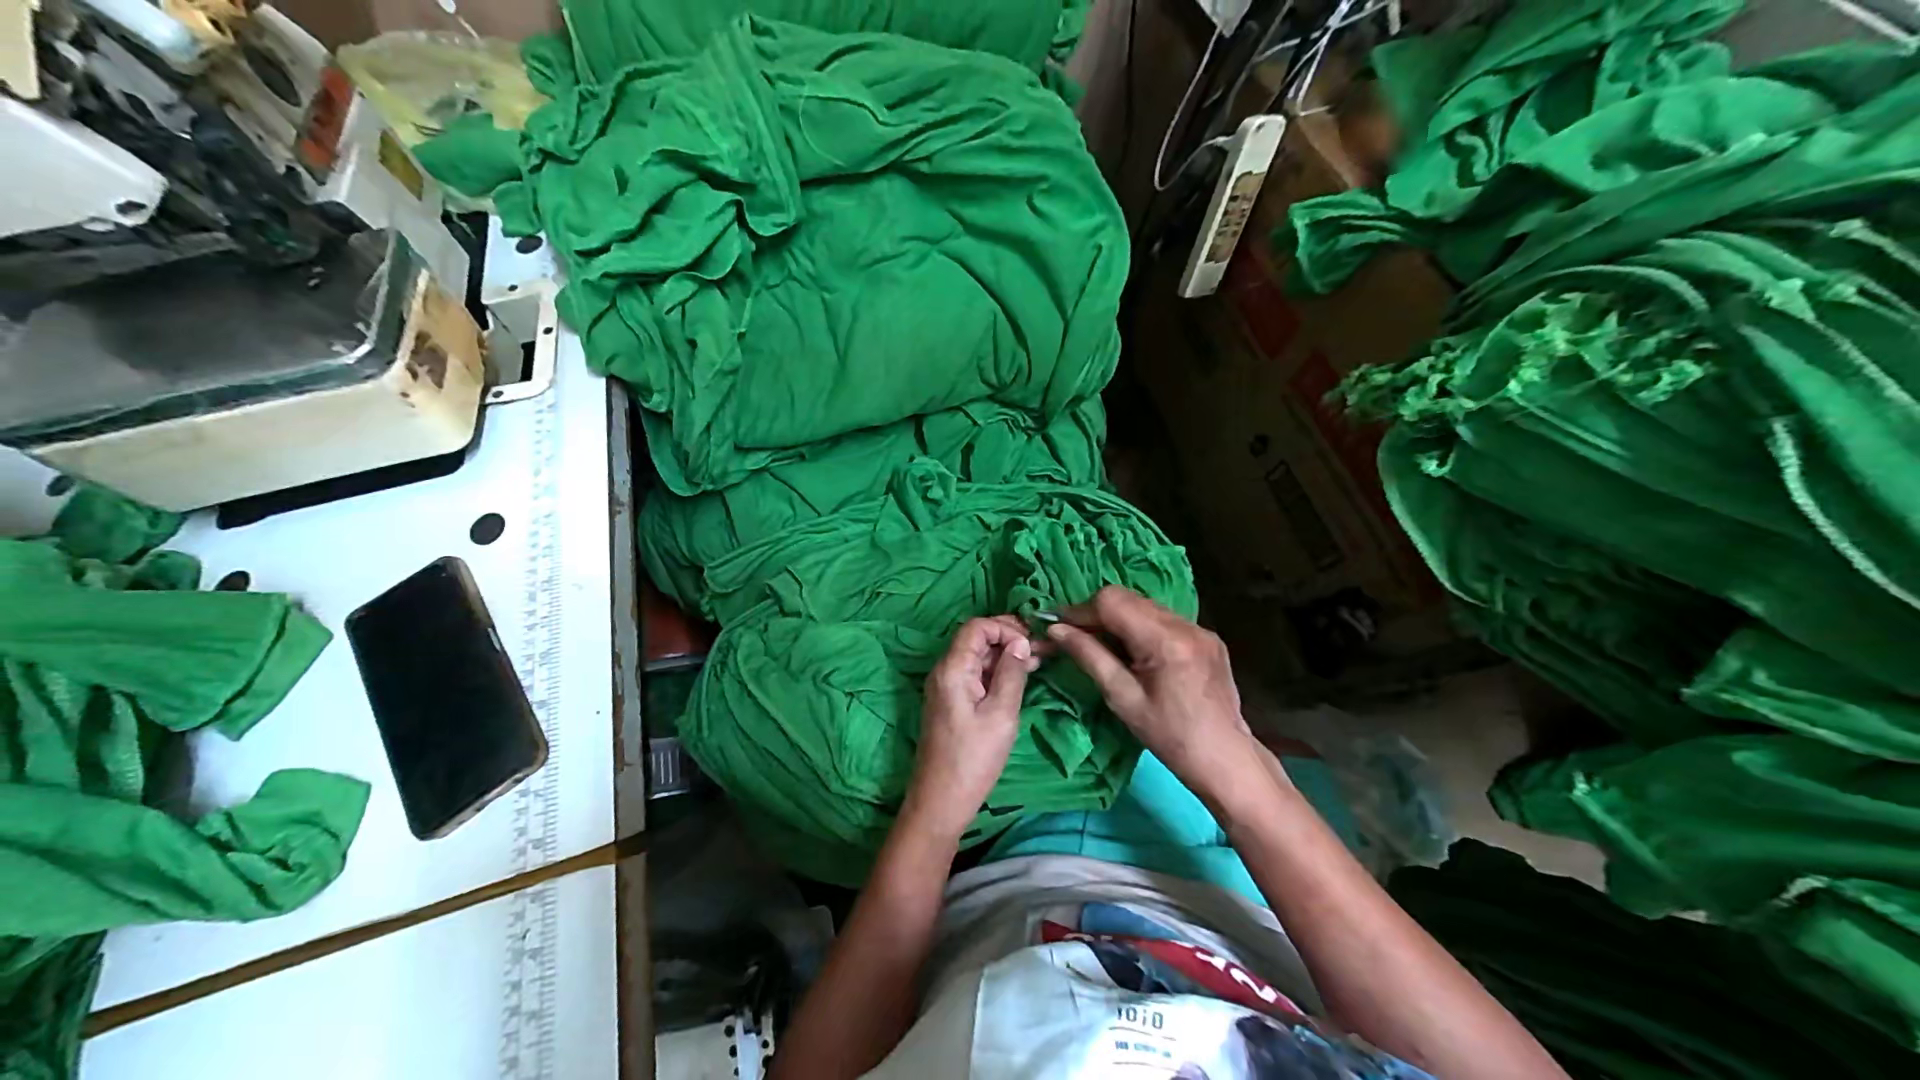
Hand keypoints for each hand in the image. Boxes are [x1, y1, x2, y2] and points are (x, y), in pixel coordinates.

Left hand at [905, 616, 1037, 839]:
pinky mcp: (952, 702)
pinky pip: (975, 675)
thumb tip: (1021, 643)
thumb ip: (1012, 674)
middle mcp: (944, 671)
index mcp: (952, 668)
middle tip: (1044, 647)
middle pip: (976, 639)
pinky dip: (998, 671)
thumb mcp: (1001, 714)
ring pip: (978, 657)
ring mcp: (946, 687)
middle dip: (1010, 638)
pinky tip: (1022, 677)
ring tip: (1040, 659)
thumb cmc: (973, 759)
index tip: (1033, 642)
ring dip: (1007, 655)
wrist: (941, 801)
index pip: (977, 627)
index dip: (1006, 627)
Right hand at [1046, 587, 1260, 802]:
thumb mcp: (1122, 698)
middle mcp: (1186, 624)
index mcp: (1165, 640)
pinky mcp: (1206, 637)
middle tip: (1074, 637)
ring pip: (1145, 606)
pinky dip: (1140, 627)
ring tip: (1100, 645)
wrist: (1225, 758)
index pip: (1112, 601)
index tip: (1057, 627)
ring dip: (1117, 619)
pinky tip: (1133, 652)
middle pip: (1128, 598)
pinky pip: (1163, 619)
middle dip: (1096, 613)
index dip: (1079, 610)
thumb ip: (1089, 656)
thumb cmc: (1169, 736)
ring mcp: (1200, 628)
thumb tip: (1056, 630)